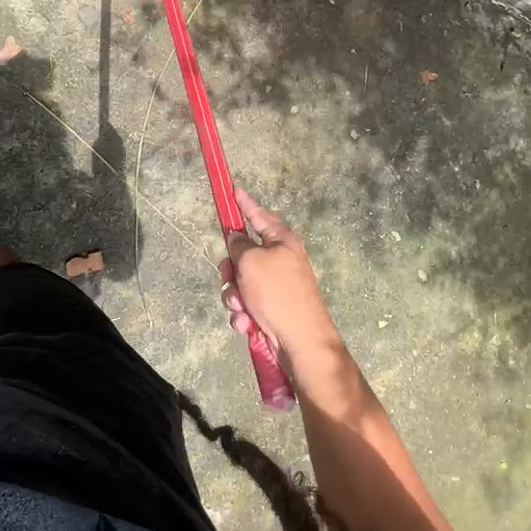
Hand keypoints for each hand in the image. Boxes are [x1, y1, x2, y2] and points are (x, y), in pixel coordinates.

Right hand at [220, 188, 340, 361]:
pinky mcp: (270, 310)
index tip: (232, 189)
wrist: (300, 341)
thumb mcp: (252, 261)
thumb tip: (236, 238)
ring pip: (239, 282)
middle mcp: (279, 260)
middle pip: (242, 254)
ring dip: (235, 296)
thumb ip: (239, 245)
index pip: (258, 214)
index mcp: (281, 240)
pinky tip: (247, 324)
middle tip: (229, 277)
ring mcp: (275, 286)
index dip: (243, 202)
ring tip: (241, 309)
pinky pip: (246, 305)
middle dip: (231, 269)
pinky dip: (243, 314)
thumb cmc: (278, 293)